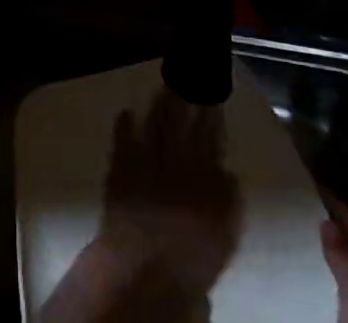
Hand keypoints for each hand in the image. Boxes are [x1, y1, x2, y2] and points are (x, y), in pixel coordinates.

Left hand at [95, 87, 242, 295]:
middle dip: (182, 100)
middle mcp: (173, 163)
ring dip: (156, 106)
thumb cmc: (190, 260)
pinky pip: (122, 140)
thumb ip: (228, 200)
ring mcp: (143, 163)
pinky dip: (124, 125)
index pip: (209, 139)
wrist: (141, 268)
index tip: (212, 97)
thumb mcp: (223, 235)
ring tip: (162, 88)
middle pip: (178, 125)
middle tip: (184, 79)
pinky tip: (126, 111)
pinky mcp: (119, 170)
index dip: (210, 117)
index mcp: (203, 179)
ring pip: (152, 126)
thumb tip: (227, 171)